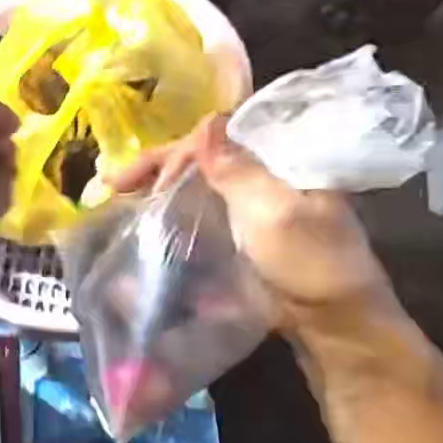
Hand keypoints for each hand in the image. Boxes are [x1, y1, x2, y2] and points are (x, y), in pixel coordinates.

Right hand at [110, 117, 393, 331]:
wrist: (330, 321)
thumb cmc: (308, 262)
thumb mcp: (274, 212)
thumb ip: (238, 169)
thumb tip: (208, 121)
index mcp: (279, 159)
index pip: (215, 137)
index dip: (172, 153)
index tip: (137, 180)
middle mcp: (261, 173)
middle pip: (199, 157)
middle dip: (154, 168)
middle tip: (112, 186)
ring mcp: (248, 204)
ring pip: (193, 182)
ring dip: (155, 187)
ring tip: (118, 199)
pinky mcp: (238, 232)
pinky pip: (196, 210)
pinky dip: (167, 212)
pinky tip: (140, 220)